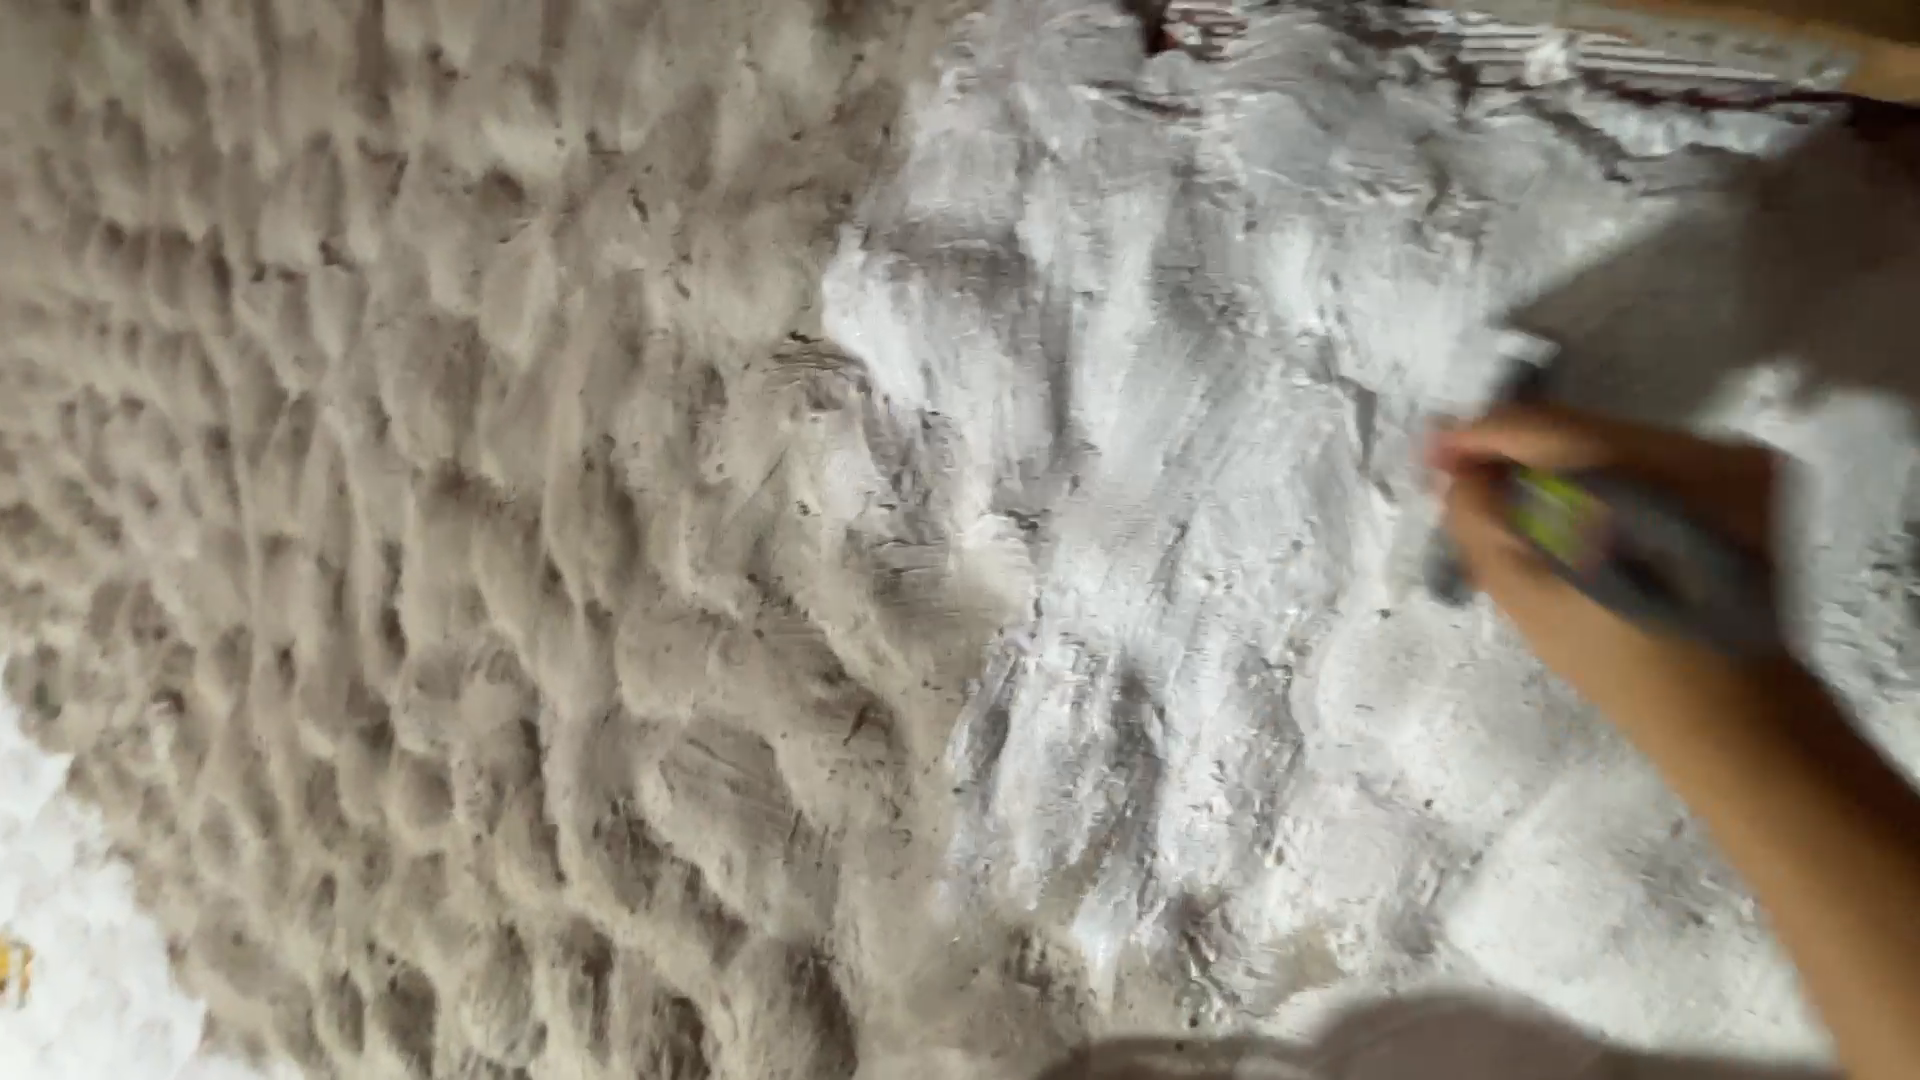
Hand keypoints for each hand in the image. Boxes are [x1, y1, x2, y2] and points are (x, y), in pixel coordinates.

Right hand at [1428, 404, 1786, 726]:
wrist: (1725, 703)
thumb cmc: (1606, 652)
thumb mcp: (1516, 586)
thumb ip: (1475, 513)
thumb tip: (1462, 470)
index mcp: (1639, 476)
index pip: (1533, 426)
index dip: (1471, 436)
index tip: (1430, 455)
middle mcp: (1697, 451)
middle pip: (1572, 428)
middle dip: (1510, 452)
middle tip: (1463, 480)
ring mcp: (1730, 463)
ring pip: (1606, 441)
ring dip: (1550, 465)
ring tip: (1511, 500)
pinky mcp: (1743, 481)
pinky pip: (1643, 460)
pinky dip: (1594, 477)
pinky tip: (1569, 511)